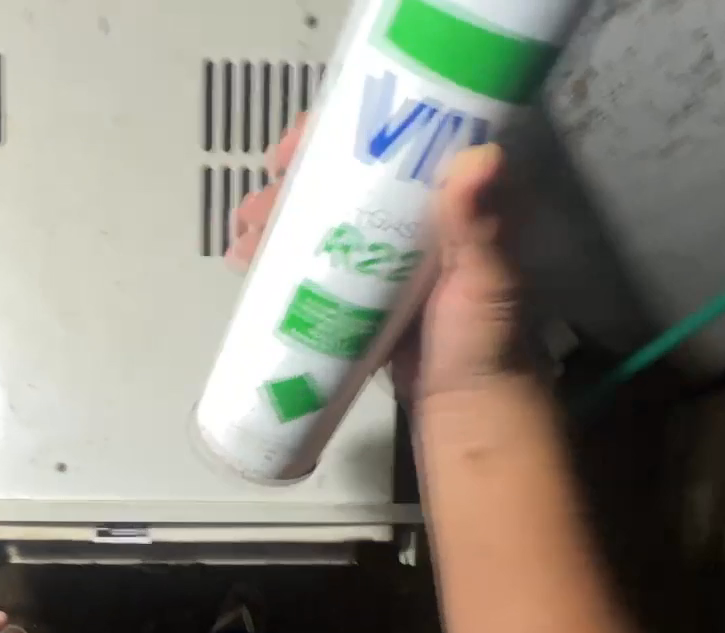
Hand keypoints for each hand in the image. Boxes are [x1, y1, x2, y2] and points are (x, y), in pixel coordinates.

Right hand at [229, 116, 527, 405]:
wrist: (464, 408)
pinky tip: (249, 269)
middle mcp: (411, 223)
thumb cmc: (482, 341)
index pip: (391, 144)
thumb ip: (478, 226)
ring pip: (323, 227)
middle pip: (343, 185)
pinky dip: (282, 267)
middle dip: (293, 187)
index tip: (300, 143)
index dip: (342, 132)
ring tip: (242, 240)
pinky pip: (316, 271)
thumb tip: (477, 159)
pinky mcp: (359, 299)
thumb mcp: (483, 280)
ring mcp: (381, 263)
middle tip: (258, 203)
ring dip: (278, 226)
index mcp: (448, 203)